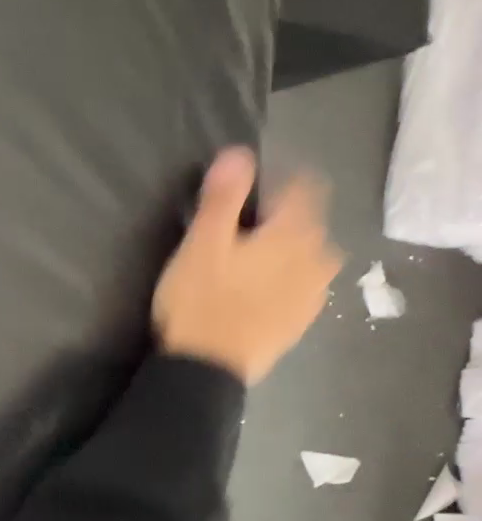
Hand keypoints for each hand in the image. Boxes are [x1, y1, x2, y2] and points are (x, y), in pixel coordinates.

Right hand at [153, 147, 341, 385]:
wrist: (208, 366)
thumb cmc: (200, 301)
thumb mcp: (200, 246)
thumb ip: (220, 200)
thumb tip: (235, 155)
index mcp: (296, 233)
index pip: (301, 187)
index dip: (274, 179)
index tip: (240, 185)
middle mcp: (319, 256)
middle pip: (302, 223)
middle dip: (271, 220)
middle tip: (229, 231)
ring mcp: (314, 290)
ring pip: (300, 255)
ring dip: (275, 251)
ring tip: (237, 263)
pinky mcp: (301, 317)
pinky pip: (294, 284)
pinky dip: (275, 279)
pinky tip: (245, 291)